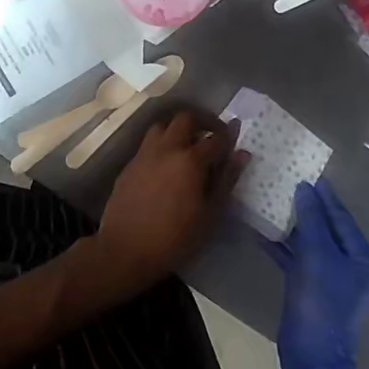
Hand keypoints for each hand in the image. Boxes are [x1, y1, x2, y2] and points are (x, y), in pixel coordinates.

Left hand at [94, 110, 246, 289]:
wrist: (126, 249)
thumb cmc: (175, 238)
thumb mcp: (210, 214)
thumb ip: (226, 180)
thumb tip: (241, 154)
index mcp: (190, 160)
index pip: (216, 138)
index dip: (228, 136)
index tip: (233, 139)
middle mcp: (166, 149)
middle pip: (185, 118)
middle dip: (203, 121)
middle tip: (212, 135)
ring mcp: (144, 155)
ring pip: (162, 126)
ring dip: (177, 129)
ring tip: (186, 146)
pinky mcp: (129, 165)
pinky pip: (147, 144)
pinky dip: (160, 145)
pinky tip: (165, 165)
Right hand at [261, 180, 368, 368]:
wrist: (310, 351)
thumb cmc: (321, 301)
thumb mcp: (318, 256)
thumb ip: (313, 220)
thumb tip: (307, 190)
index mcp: (362, 258)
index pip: (343, 219)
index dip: (326, 197)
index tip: (309, 175)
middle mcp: (350, 266)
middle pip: (328, 229)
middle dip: (308, 209)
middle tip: (289, 184)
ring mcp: (330, 278)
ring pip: (311, 244)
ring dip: (293, 226)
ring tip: (274, 203)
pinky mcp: (310, 288)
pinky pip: (298, 260)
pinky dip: (283, 248)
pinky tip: (263, 233)